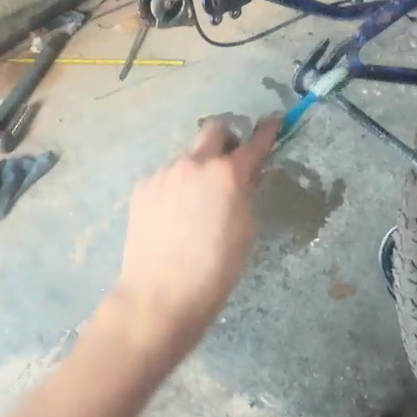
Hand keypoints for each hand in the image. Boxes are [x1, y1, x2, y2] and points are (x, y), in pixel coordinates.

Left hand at [109, 115, 277, 356]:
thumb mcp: (245, 232)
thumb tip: (244, 178)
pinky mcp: (143, 188)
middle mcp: (194, 164)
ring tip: (196, 208)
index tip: (274, 122)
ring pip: (188, 158)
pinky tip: (174, 218)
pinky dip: (176, 188)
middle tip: (230, 166)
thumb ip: (245, 195)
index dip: (267, 131)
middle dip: (227, 141)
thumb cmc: (215, 271)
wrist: (160, 295)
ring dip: (198, 170)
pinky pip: (167, 178)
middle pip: (214, 131)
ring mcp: (164, 173)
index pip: (253, 143)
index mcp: (227, 175)